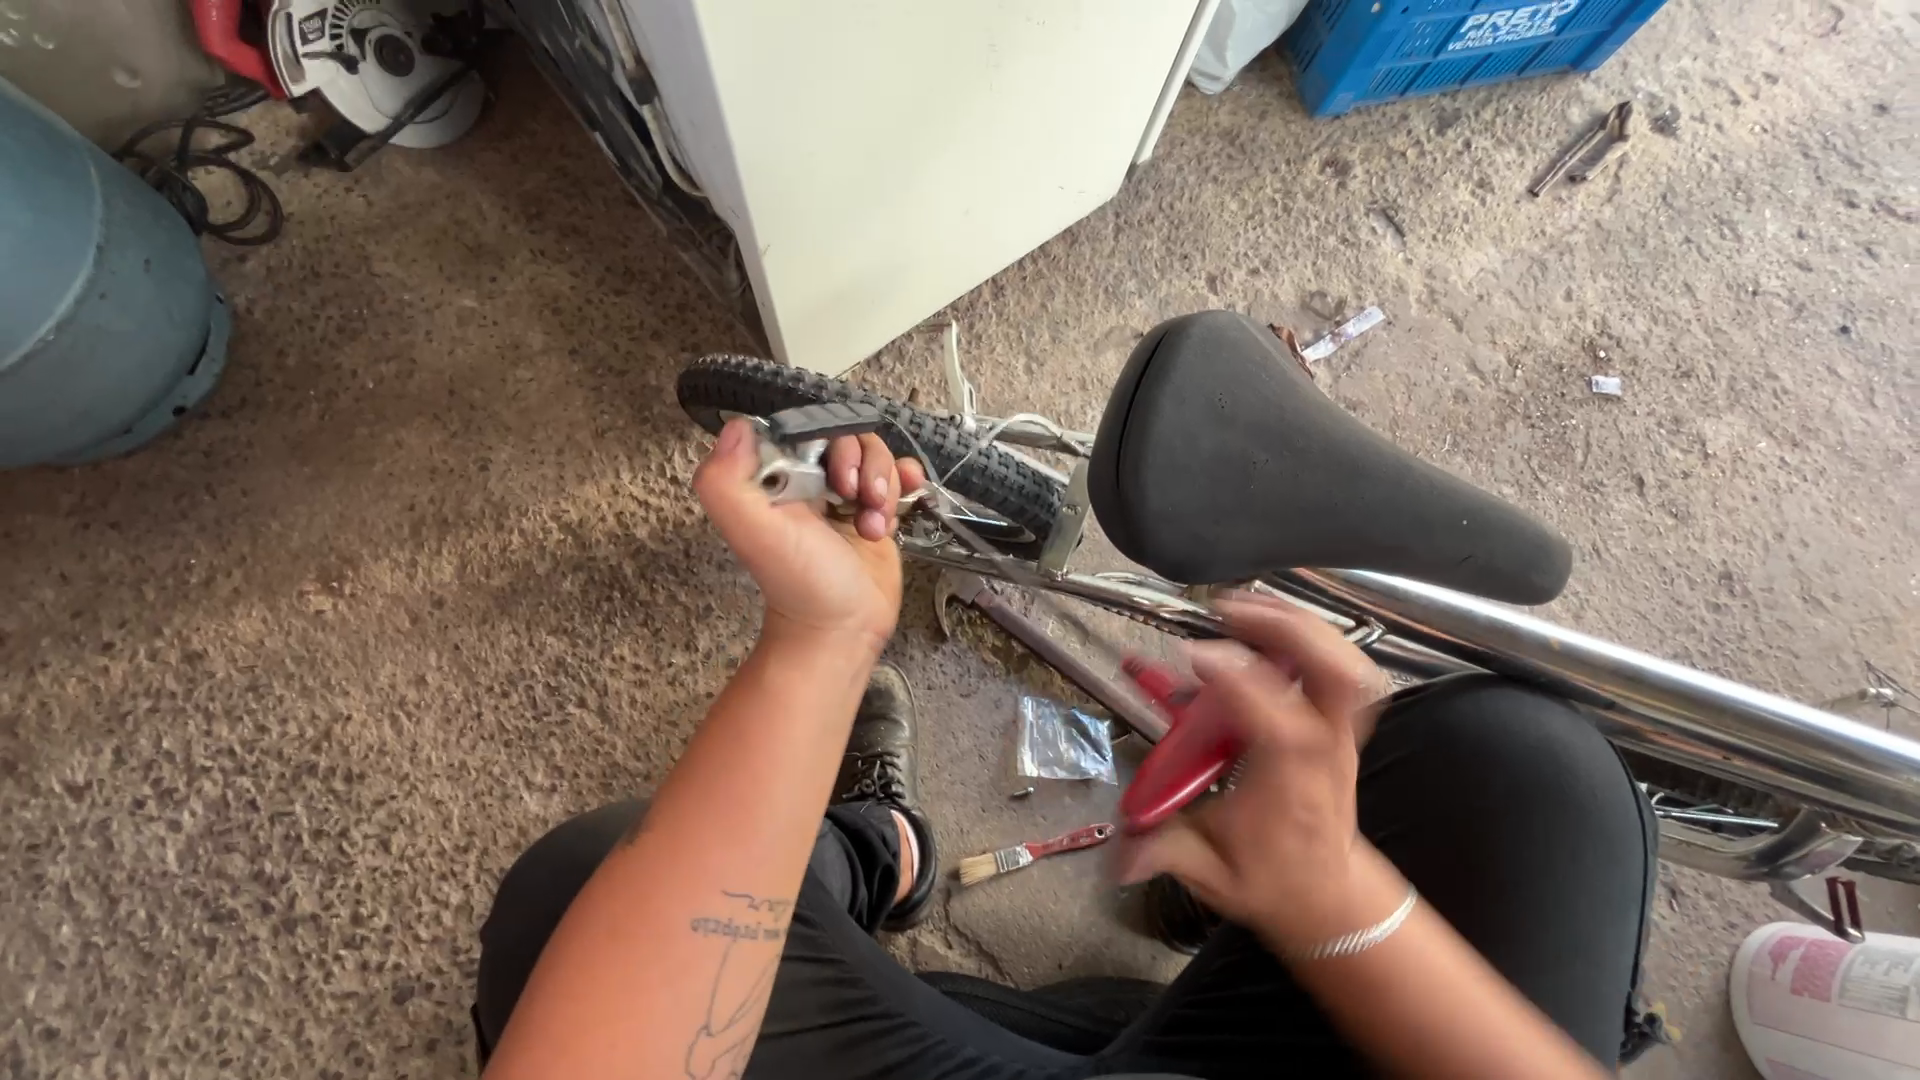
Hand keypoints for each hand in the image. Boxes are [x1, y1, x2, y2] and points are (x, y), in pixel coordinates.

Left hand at [693, 418, 925, 651]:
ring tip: (873, 524)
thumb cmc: (798, 582)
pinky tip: (898, 509)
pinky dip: (906, 484)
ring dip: (885, 485)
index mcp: (779, 475)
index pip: (810, 426)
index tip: (837, 478)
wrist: (841, 629)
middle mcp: (812, 479)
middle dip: (865, 465)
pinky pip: (898, 477)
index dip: (831, 441)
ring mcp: (847, 495)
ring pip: (878, 456)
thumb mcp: (752, 530)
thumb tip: (739, 427)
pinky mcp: (876, 511)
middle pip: (851, 437)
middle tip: (857, 499)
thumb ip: (726, 479)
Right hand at [1113, 593, 1402, 951]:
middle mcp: (1323, 750)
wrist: (1331, 895)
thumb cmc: (1272, 879)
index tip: (1192, 654)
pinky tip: (1276, 620)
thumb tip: (1120, 857)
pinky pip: (1344, 665)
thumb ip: (1163, 853)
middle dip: (1285, 630)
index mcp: (1290, 784)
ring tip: (1247, 603)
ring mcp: (1341, 734)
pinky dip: (1314, 634)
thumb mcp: (1210, 871)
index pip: (1278, 721)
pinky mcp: (1342, 724)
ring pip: (1345, 662)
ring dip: (1299, 622)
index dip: (1239, 679)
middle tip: (1228, 611)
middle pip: (1333, 674)